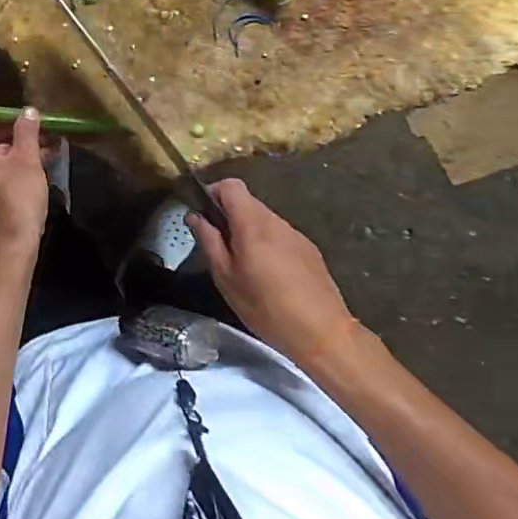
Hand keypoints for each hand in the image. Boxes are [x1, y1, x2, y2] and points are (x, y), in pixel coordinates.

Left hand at [0, 89, 49, 259]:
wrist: (18, 239)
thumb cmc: (18, 197)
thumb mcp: (26, 160)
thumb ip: (26, 132)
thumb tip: (28, 111)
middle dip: (10, 122)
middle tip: (33, 115)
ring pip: (4, 146)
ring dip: (24, 138)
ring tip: (50, 133)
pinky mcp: (3, 184)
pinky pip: (12, 160)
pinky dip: (27, 154)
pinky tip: (51, 151)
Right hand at [187, 179, 356, 365]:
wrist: (322, 332)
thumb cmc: (265, 306)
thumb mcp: (225, 277)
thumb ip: (209, 241)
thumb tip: (195, 216)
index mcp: (252, 223)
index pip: (231, 185)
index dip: (213, 193)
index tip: (205, 215)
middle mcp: (276, 221)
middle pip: (247, 202)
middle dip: (229, 216)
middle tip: (220, 247)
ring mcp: (296, 234)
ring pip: (264, 220)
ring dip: (249, 232)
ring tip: (244, 265)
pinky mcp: (309, 249)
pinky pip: (280, 235)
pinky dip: (268, 244)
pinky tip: (270, 275)